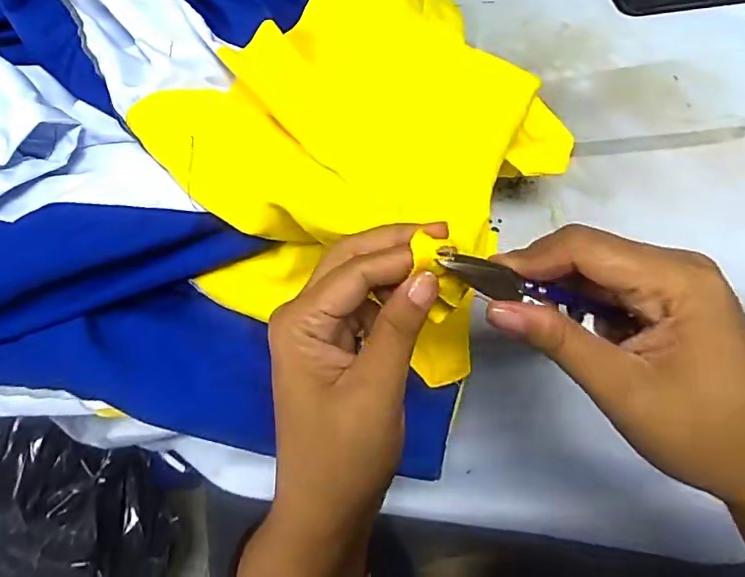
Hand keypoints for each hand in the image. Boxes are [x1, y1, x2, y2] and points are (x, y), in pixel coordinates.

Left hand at [241, 223, 441, 576]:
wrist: (324, 511)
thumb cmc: (345, 455)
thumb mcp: (376, 389)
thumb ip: (399, 327)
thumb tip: (426, 273)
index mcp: (300, 320)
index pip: (352, 270)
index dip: (398, 253)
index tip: (444, 244)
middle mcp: (301, 313)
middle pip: (347, 261)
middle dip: (391, 243)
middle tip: (440, 232)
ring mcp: (314, 327)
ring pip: (354, 277)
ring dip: (392, 264)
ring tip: (436, 257)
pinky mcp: (331, 341)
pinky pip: (361, 303)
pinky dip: (390, 293)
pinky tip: (417, 290)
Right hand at [484, 225, 744, 511]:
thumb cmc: (704, 435)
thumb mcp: (622, 390)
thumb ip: (557, 340)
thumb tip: (496, 308)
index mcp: (677, 278)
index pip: (585, 247)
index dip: (531, 258)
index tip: (487, 277)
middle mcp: (679, 266)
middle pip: (590, 251)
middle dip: (543, 272)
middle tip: (500, 296)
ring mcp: (679, 281)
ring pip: (598, 267)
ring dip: (561, 288)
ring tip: (527, 313)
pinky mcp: (674, 299)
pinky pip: (613, 285)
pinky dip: (584, 302)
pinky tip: (568, 325)